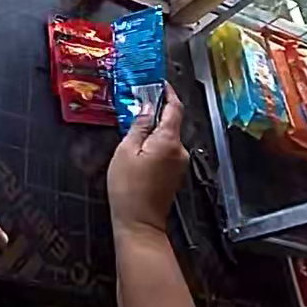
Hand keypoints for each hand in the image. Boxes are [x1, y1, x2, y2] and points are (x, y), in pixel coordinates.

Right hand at [107, 85, 187, 236]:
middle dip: (155, 113)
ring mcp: (179, 163)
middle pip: (171, 123)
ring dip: (153, 130)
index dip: (168, 93)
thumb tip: (147, 108)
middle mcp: (180, 150)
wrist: (139, 222)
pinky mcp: (174, 173)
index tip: (159, 83)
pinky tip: (138, 149)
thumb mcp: (126, 150)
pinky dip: (155, 144)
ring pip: (167, 137)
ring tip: (131, 129)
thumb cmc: (128, 187)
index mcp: (169, 141)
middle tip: (135, 105)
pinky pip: (166, 150)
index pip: (175, 109)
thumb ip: (139, 126)